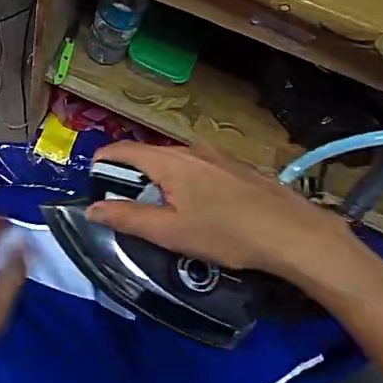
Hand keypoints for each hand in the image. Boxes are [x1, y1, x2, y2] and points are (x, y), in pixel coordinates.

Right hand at [86, 142, 361, 280]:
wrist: (290, 232)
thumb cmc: (226, 233)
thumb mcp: (170, 232)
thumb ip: (128, 218)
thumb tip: (92, 208)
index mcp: (170, 161)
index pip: (122, 151)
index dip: (101, 164)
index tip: (92, 184)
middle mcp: (192, 149)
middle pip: (149, 157)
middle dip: (131, 179)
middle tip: (126, 210)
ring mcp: (218, 156)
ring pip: (176, 164)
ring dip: (161, 183)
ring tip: (162, 215)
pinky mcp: (237, 168)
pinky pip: (199, 170)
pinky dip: (186, 185)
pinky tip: (199, 211)